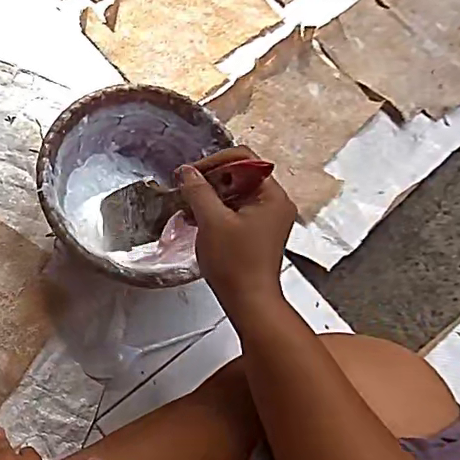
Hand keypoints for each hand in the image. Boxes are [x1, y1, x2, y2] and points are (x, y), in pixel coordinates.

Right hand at [175, 146, 295, 303]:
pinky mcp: (256, 230)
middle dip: (210, 179)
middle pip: (239, 174)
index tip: (191, 173)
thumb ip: (198, 191)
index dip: (215, 162)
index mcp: (272, 196)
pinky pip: (234, 208)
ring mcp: (266, 217)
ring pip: (234, 192)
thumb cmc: (236, 264)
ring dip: (209, 195)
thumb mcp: (211, 221)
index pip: (245, 160)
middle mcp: (274, 203)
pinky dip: (214, 209)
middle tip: (186, 188)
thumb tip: (187, 172)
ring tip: (188, 206)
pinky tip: (195, 218)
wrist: (248, 299)